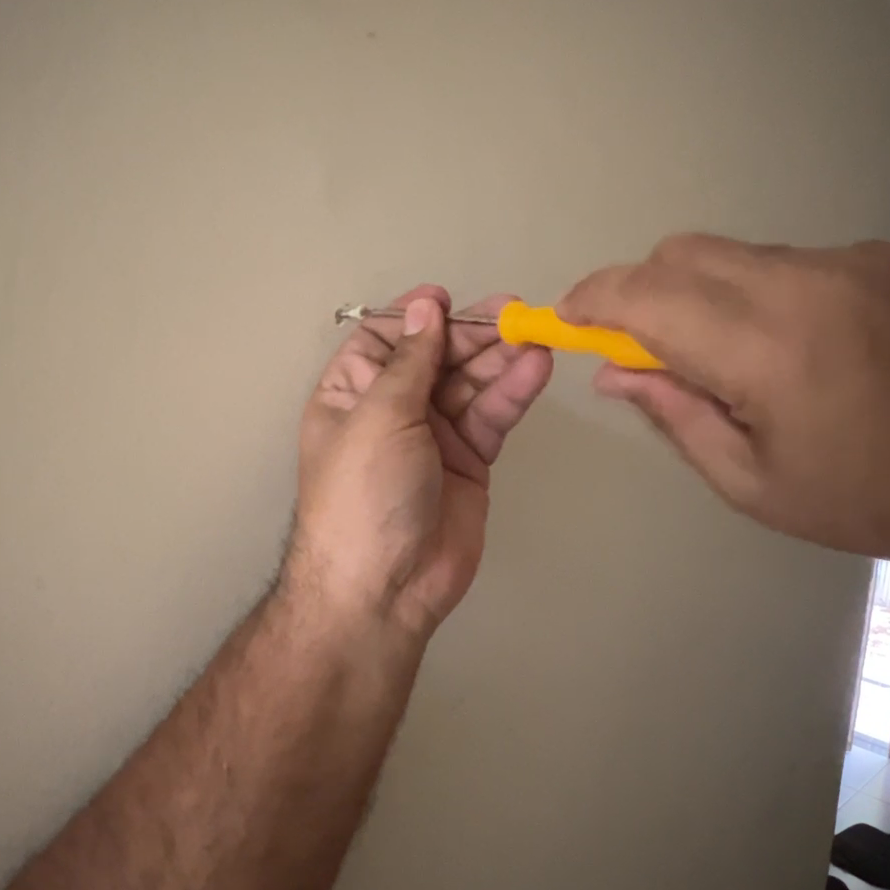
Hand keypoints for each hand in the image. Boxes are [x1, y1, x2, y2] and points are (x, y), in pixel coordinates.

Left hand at [285, 286, 552, 634]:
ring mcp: (434, 436)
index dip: (415, 317)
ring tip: (537, 334)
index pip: (385, 339)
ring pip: (471, 384)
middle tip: (515, 312)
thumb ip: (409, 361)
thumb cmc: (364, 495)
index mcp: (352, 393)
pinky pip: (492, 417)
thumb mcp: (378, 417)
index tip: (448, 301)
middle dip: (472, 335)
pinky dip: (513, 392)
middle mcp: (393, 410)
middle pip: (437, 357)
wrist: (384, 588)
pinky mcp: (470, 461)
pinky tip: (536, 367)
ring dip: (501, 359)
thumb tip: (424, 308)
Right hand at [558, 235, 889, 569]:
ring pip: (731, 252)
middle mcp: (802, 281)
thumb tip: (612, 374)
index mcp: (765, 349)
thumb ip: (674, 415)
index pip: (646, 295)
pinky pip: (783, 259)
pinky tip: (789, 345)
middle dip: (639, 290)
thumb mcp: (752, 482)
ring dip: (698, 292)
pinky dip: (753, 290)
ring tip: (725, 358)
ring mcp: (847, 260)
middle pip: (680, 253)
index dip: (593, 300)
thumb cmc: (871, 498)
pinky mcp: (880, 257)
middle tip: (642, 351)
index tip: (567, 319)